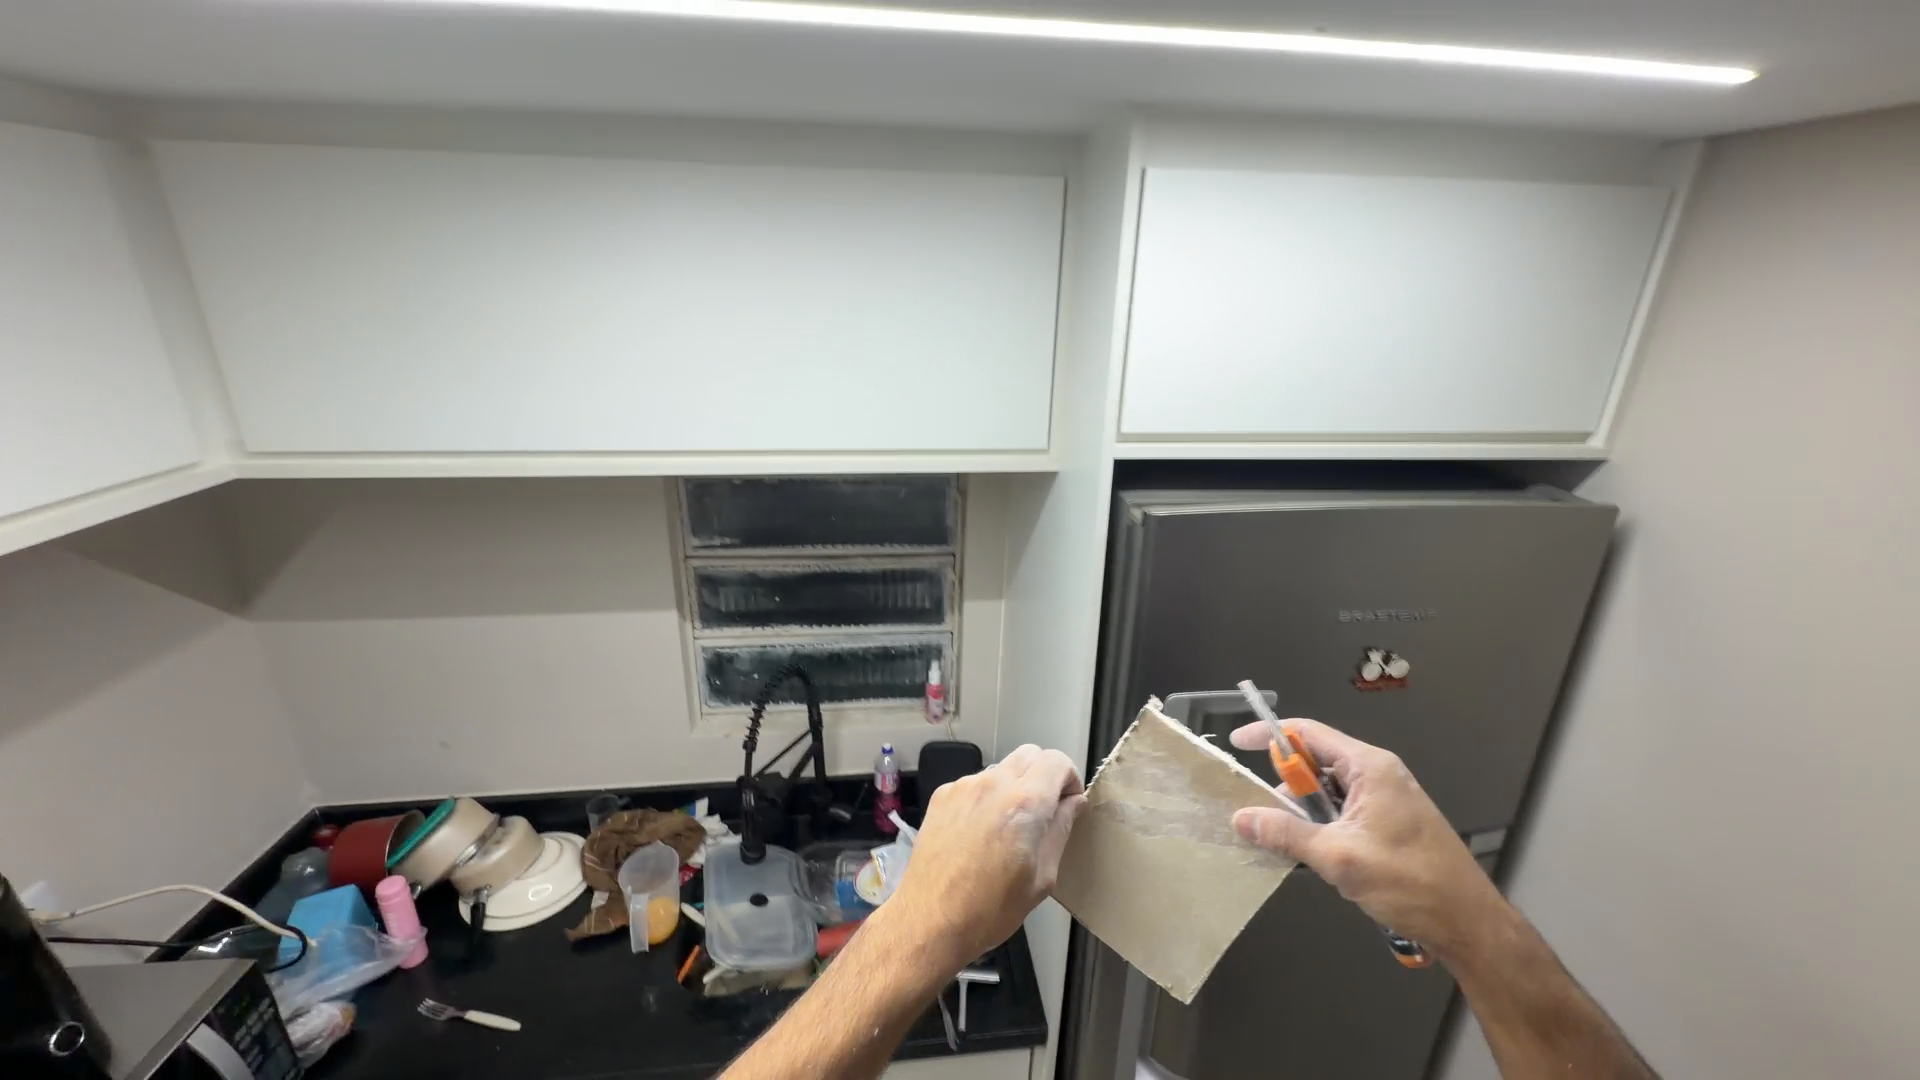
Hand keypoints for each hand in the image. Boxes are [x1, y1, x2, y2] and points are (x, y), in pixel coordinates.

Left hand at [888, 745, 1086, 966]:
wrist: (930, 920)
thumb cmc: (991, 909)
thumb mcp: (1042, 878)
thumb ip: (1060, 830)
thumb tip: (1073, 802)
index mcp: (1025, 803)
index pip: (1056, 760)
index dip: (1069, 778)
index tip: (1067, 803)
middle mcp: (993, 784)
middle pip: (1030, 753)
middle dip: (1043, 774)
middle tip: (1044, 809)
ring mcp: (963, 787)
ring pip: (1001, 768)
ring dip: (1013, 785)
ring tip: (1007, 826)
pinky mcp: (942, 795)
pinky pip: (974, 783)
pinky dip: (985, 797)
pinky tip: (979, 832)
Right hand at [1229, 718, 1505, 958]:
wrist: (1471, 927)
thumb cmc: (1411, 884)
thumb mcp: (1338, 857)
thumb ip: (1285, 833)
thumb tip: (1242, 818)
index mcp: (1370, 767)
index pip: (1308, 732)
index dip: (1269, 734)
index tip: (1237, 743)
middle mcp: (1379, 773)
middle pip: (1315, 761)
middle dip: (1287, 784)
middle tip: (1267, 814)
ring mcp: (1386, 798)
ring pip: (1327, 789)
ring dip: (1305, 811)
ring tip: (1296, 843)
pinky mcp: (1390, 821)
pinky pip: (1342, 809)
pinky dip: (1322, 824)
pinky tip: (1317, 852)